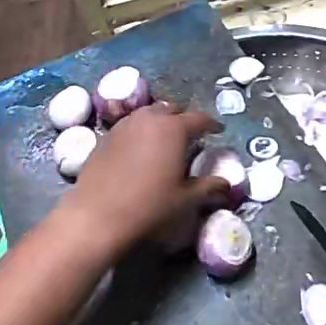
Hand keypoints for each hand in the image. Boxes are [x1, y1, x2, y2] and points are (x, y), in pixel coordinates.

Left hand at [52, 102, 231, 258]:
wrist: (98, 215)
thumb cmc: (149, 207)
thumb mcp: (186, 200)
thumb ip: (209, 187)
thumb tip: (226, 184)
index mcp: (174, 129)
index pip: (199, 118)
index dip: (212, 124)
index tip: (218, 131)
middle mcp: (149, 118)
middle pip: (172, 109)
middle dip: (184, 118)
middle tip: (190, 135)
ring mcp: (125, 124)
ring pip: (148, 114)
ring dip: (160, 121)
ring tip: (164, 139)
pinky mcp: (107, 135)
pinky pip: (130, 125)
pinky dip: (140, 131)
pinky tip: (140, 149)